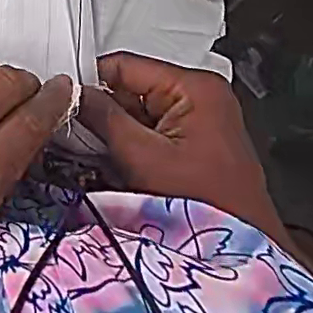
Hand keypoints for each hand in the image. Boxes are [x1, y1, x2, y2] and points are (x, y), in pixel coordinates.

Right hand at [78, 52, 287, 243]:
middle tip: (83, 137)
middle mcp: (200, 95)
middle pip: (132, 88)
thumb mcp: (144, 158)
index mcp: (194, 87)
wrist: (245, 247)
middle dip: (105, 112)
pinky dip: (133, 145)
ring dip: (118, 133)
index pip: (126, 65)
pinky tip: (125, 166)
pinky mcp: (195, 139)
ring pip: (139, 112)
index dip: (91, 81)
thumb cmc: (211, 205)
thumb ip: (105, 119)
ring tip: (108, 157)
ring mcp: (199, 117)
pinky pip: (152, 130)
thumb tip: (78, 96)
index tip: (67, 102)